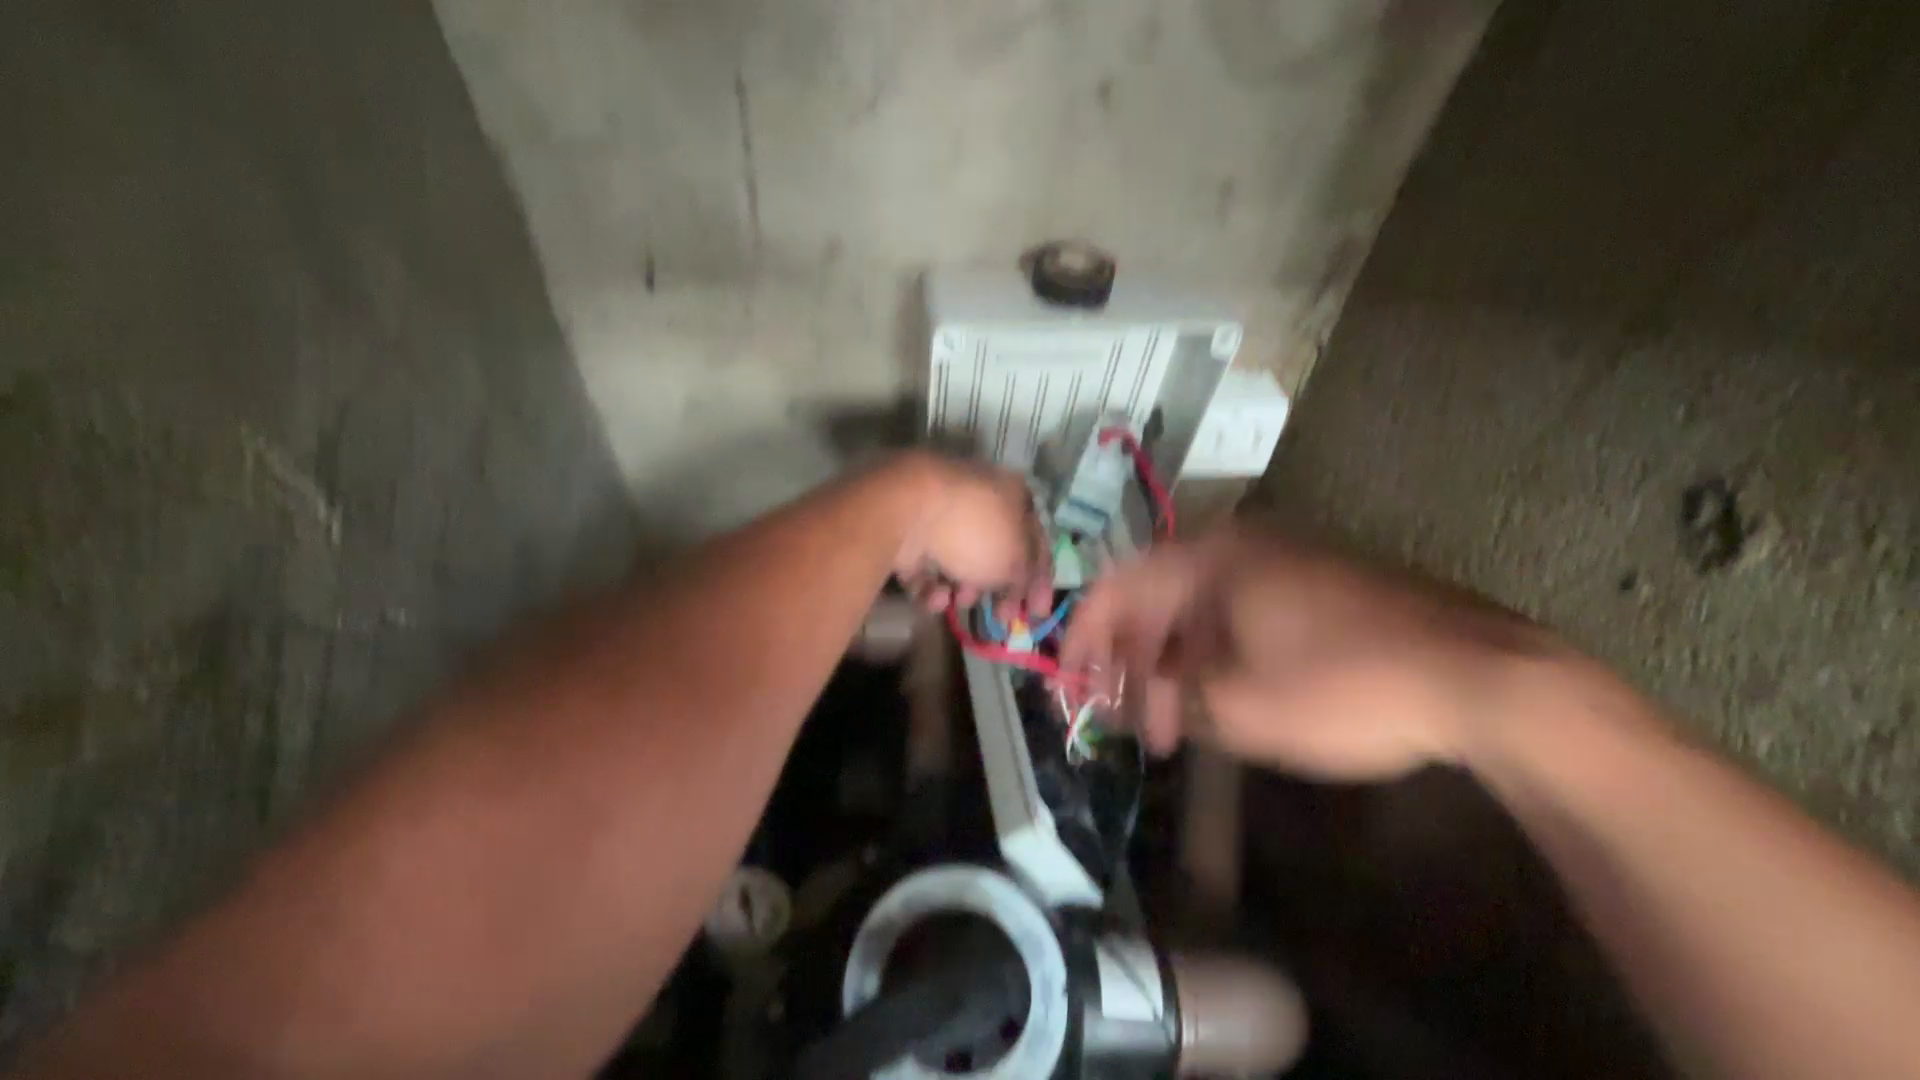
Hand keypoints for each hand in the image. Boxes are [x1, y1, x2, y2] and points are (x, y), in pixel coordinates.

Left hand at [889, 453, 1052, 615]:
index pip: (1035, 543)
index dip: (1040, 582)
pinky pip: (927, 567)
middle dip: (996, 590)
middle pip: (995, 554)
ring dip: (963, 589)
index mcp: (1013, 497)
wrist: (907, 510)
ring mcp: (940, 516)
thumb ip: (1025, 578)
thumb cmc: (975, 531)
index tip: (1037, 614)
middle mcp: (979, 501)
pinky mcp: (908, 533)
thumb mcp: (1015, 560)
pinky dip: (932, 586)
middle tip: (999, 617)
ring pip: (959, 562)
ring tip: (960, 601)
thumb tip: (1020, 587)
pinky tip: (934, 595)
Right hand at [1059, 530, 1560, 779]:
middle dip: (1132, 662)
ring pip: (1201, 609)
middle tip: (1127, 722)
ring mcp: (1286, 560)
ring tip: (1175, 728)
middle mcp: (1241, 545)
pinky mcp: (1321, 584)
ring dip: (1175, 665)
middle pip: (1156, 598)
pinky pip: (1242, 613)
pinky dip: (1218, 656)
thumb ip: (1164, 700)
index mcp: (1210, 558)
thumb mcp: (1238, 706)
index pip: (1116, 587)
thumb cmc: (1344, 686)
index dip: (1083, 638)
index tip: (1068, 686)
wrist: (1482, 678)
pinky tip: (1225, 700)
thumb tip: (1119, 702)